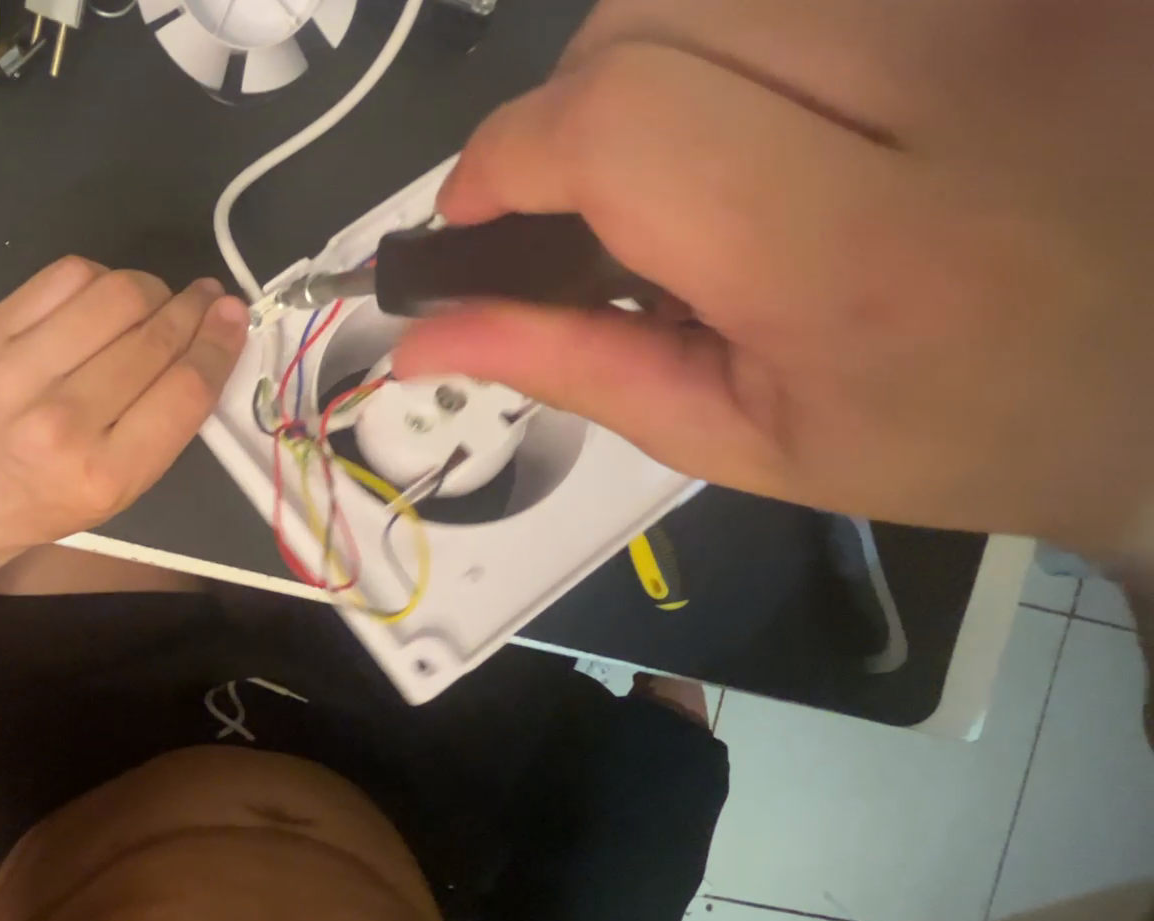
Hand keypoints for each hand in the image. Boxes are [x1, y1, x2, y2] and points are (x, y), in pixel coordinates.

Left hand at [0, 257, 247, 559]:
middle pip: (154, 338)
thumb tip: (215, 337)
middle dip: (194, 310)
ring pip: (116, 295)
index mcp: (105, 472)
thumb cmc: (52, 500)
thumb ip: (170, 421)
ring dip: (153, 290)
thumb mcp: (125, 488)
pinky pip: (69, 275)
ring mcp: (20, 371)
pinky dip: (103, 278)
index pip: (185, 390)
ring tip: (157, 305)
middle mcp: (62, 421)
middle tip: (208, 302)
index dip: (220, 344)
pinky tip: (107, 301)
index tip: (235, 318)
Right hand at [393, 1, 1153, 563]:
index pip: (617, 127)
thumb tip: (418, 338)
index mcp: (851, 254)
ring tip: (670, 149)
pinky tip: (763, 97)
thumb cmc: (945, 431)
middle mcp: (948, 83)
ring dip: (643, 56)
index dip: (503, 156)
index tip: (471, 220)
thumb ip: (568, 369)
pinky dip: (732, 29)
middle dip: (564, 105)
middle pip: (652, 16)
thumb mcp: (730, 434)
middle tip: (575, 196)